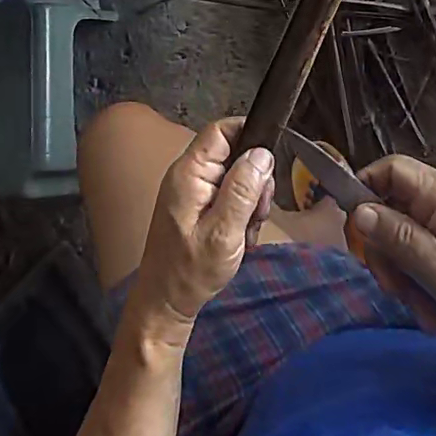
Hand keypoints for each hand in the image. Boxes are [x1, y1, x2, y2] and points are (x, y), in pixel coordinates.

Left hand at [127, 118, 275, 340]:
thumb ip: (243, 190)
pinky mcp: (197, 204)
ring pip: (235, 174)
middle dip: (254, 178)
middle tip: (258, 212)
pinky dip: (240, 210)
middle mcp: (188, 174)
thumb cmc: (189, 273)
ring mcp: (192, 189)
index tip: (270, 161)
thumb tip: (262, 153)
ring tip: (247, 229)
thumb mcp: (224, 233)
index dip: (248, 134)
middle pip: (233, 152)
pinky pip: (228, 193)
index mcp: (189, 173)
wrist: (165, 304)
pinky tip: (240, 234)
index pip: (221, 130)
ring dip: (250, 198)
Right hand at [349, 155, 435, 352]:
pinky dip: (428, 289)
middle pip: (391, 211)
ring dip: (410, 281)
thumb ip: (398, 238)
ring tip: (432, 314)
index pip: (389, 169)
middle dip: (389, 255)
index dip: (364, 191)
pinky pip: (427, 261)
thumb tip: (358, 210)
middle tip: (397, 291)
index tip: (356, 233)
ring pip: (406, 243)